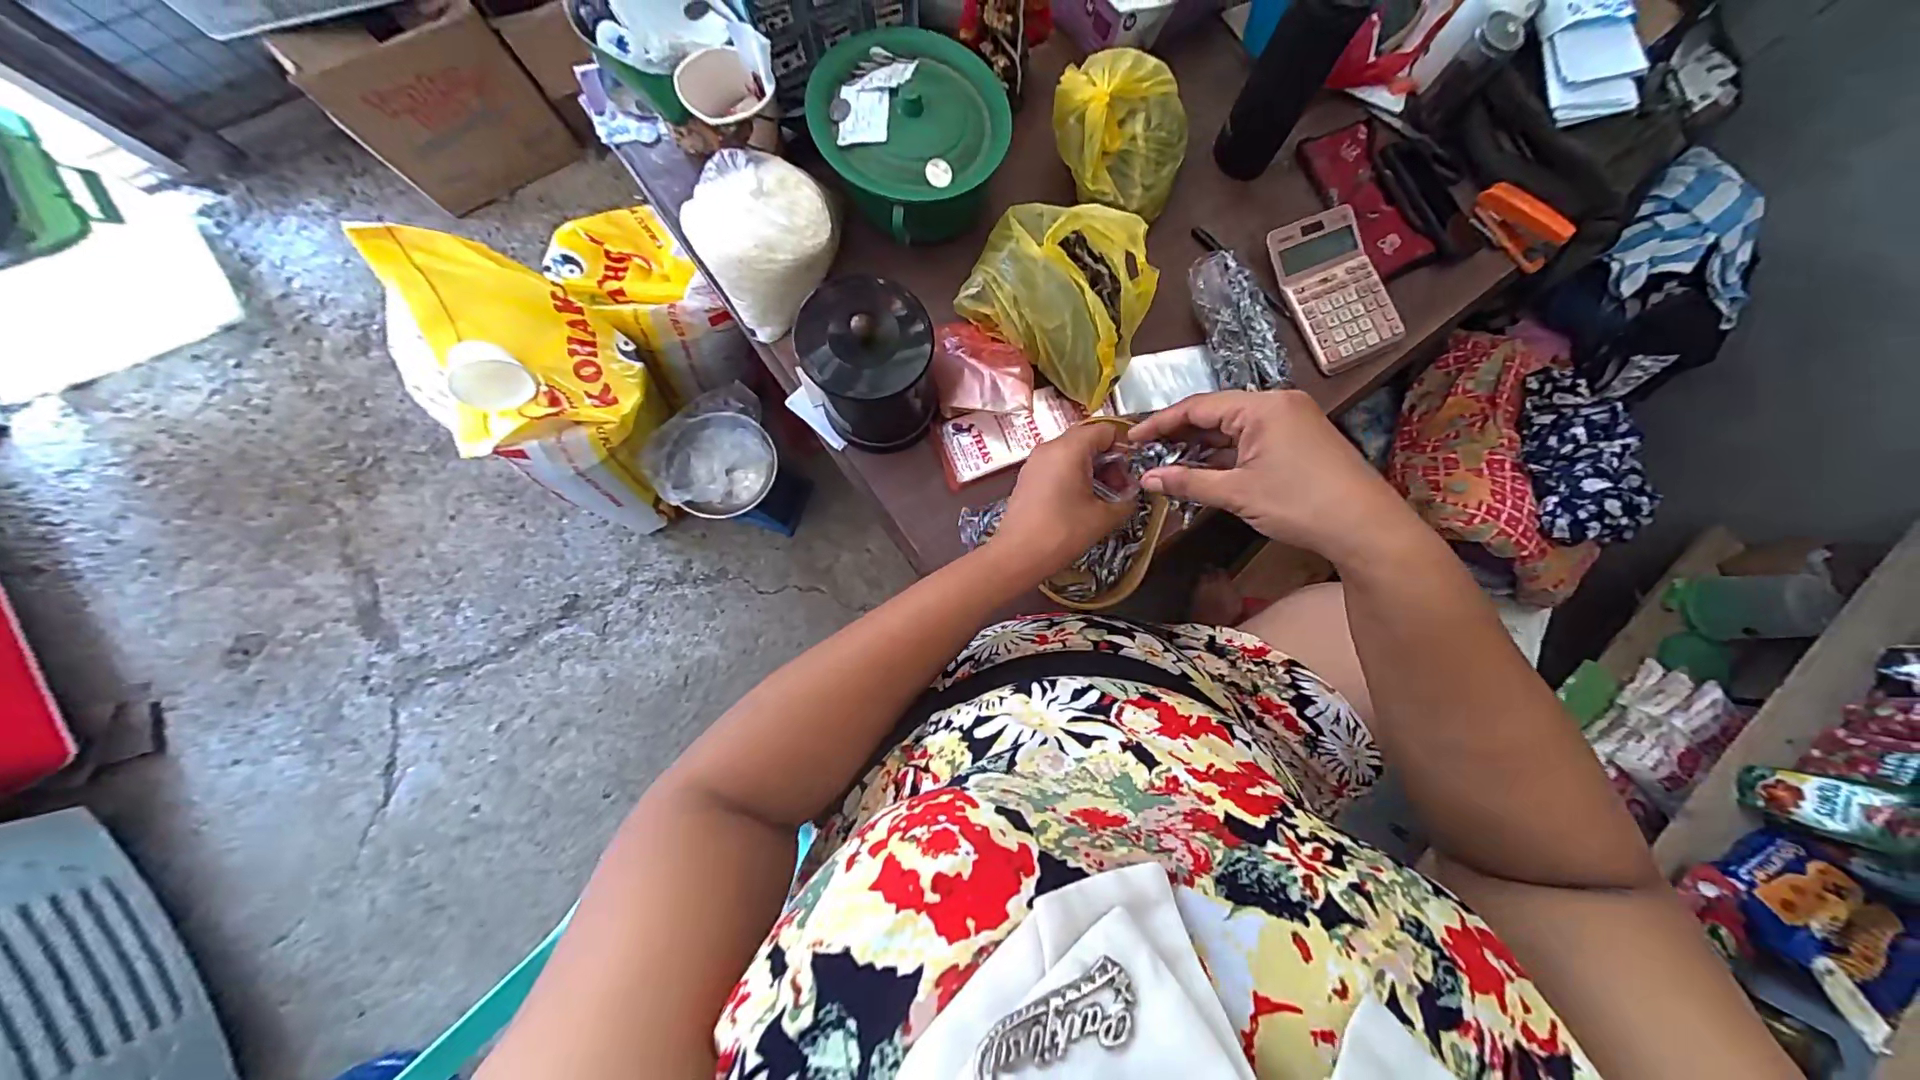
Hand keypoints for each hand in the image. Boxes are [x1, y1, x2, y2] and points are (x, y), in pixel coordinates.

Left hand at [989, 421, 1134, 580]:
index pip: (1105, 429)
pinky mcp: (1026, 478)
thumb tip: (1130, 494)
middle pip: (1086, 439)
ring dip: (1090, 468)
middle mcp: (1049, 447)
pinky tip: (1079, 501)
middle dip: (1107, 458)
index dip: (1124, 446)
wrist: (1017, 555)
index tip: (1131, 470)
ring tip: (1101, 496)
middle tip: (1118, 486)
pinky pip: (1055, 465)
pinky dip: (1072, 475)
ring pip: (1070, 452)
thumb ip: (1125, 500)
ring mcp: (1034, 462)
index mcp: (1069, 448)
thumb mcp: (1104, 517)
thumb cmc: (1062, 532)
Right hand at [1128, 390, 1428, 565]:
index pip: (1198, 406)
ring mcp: (1291, 420)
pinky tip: (1202, 469)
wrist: (1365, 527)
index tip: (1132, 438)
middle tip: (1146, 452)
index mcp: (1262, 406)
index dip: (1161, 422)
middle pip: (1215, 413)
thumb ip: (1188, 481)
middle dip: (1179, 434)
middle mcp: (1277, 404)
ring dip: (1201, 446)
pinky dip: (1225, 454)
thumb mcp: (1237, 493)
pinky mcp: (1298, 439)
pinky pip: (1250, 439)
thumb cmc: (1300, 503)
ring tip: (1166, 462)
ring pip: (1232, 428)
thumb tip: (1147, 479)